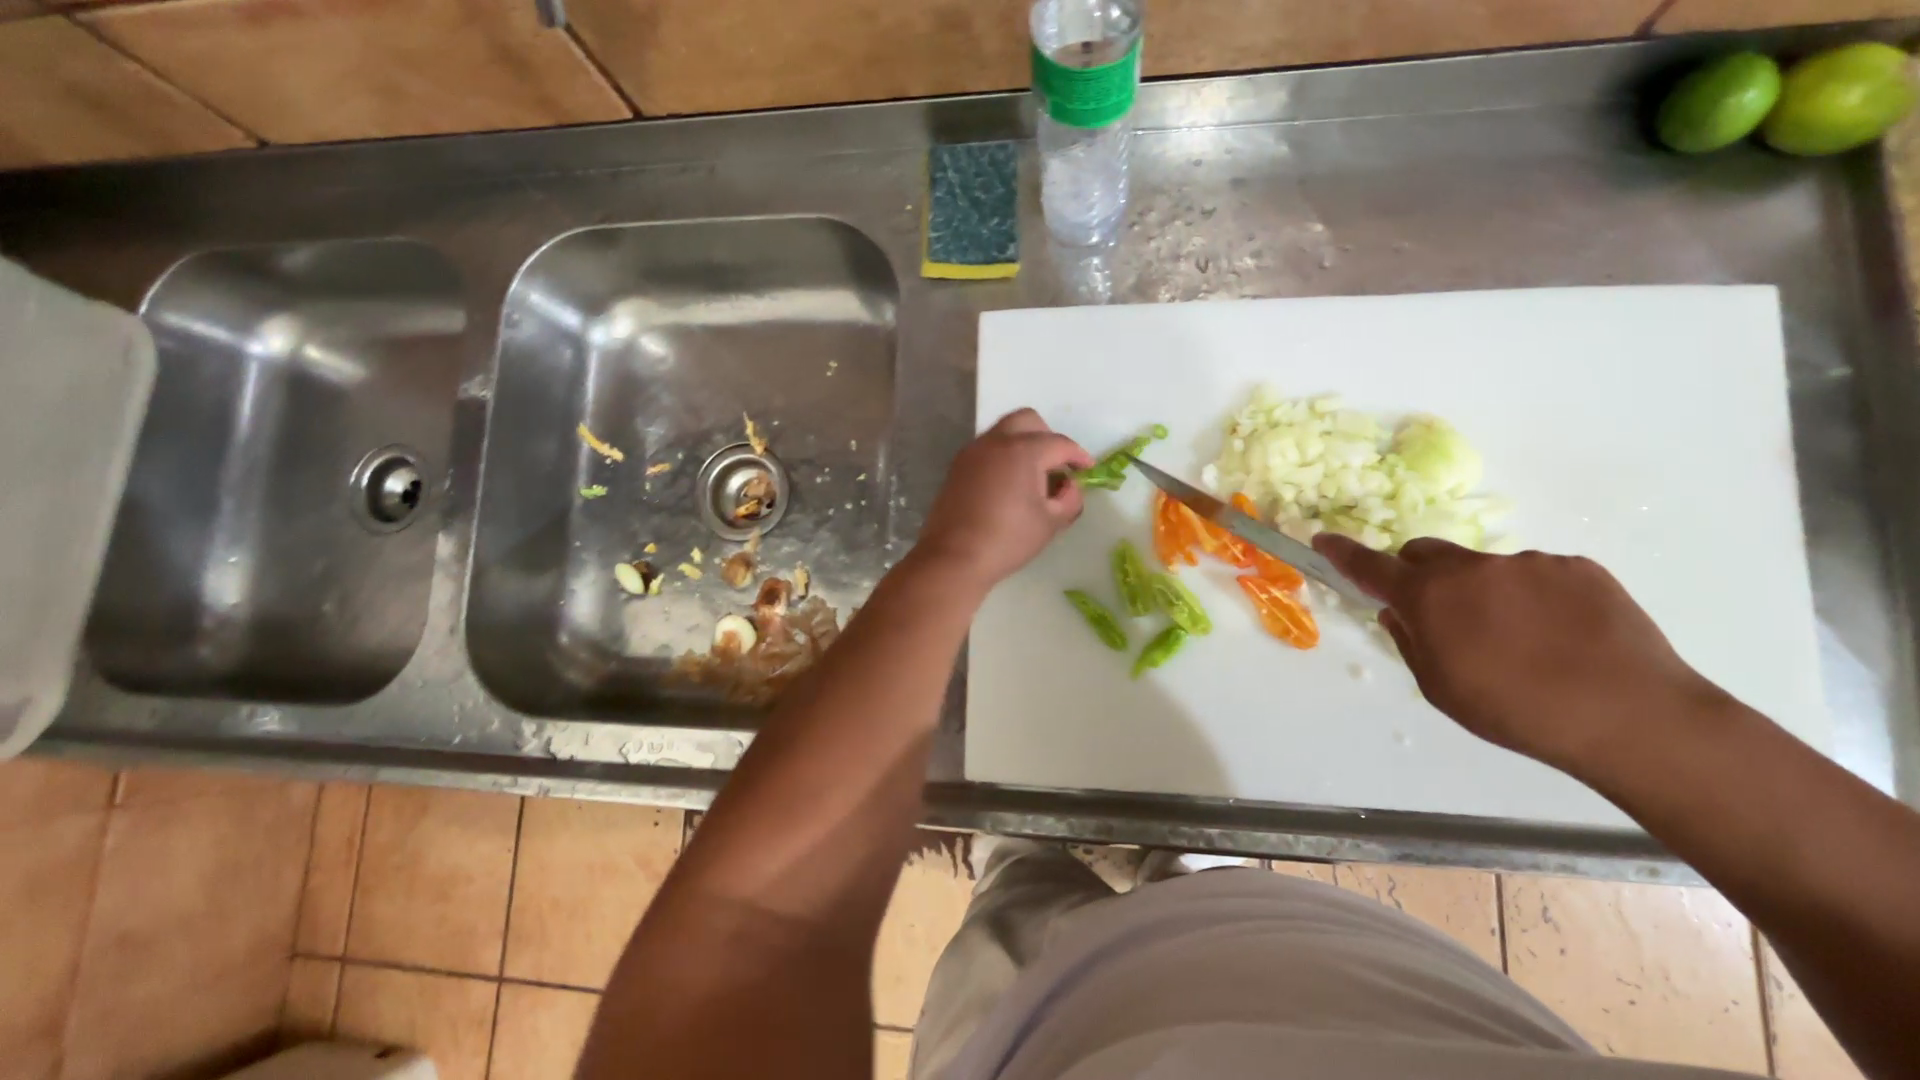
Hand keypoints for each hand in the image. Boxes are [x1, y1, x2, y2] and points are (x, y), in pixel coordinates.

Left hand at [916, 409, 1092, 590]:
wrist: (954, 558)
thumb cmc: (1008, 540)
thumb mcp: (1051, 522)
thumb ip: (1070, 498)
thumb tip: (1069, 485)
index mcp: (1022, 450)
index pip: (1059, 443)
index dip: (1078, 455)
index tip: (1087, 469)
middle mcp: (995, 442)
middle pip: (1028, 421)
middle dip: (1048, 438)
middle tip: (1057, 465)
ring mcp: (972, 452)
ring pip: (1004, 432)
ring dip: (1023, 444)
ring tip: (1033, 477)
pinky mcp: (957, 467)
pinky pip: (987, 450)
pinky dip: (1003, 457)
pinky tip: (1009, 485)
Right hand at [1315, 534, 1731, 775]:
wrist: (1629, 714)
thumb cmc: (1517, 711)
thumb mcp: (1442, 690)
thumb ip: (1411, 643)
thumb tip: (1399, 612)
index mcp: (1431, 597)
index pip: (1372, 566)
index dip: (1344, 553)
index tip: (1324, 541)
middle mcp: (1474, 567)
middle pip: (1428, 555)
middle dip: (1421, 576)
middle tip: (1441, 618)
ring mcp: (1530, 563)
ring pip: (1487, 569)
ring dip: (1485, 594)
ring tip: (1521, 644)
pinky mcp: (1579, 568)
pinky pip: (1539, 576)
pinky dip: (1534, 599)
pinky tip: (1561, 638)